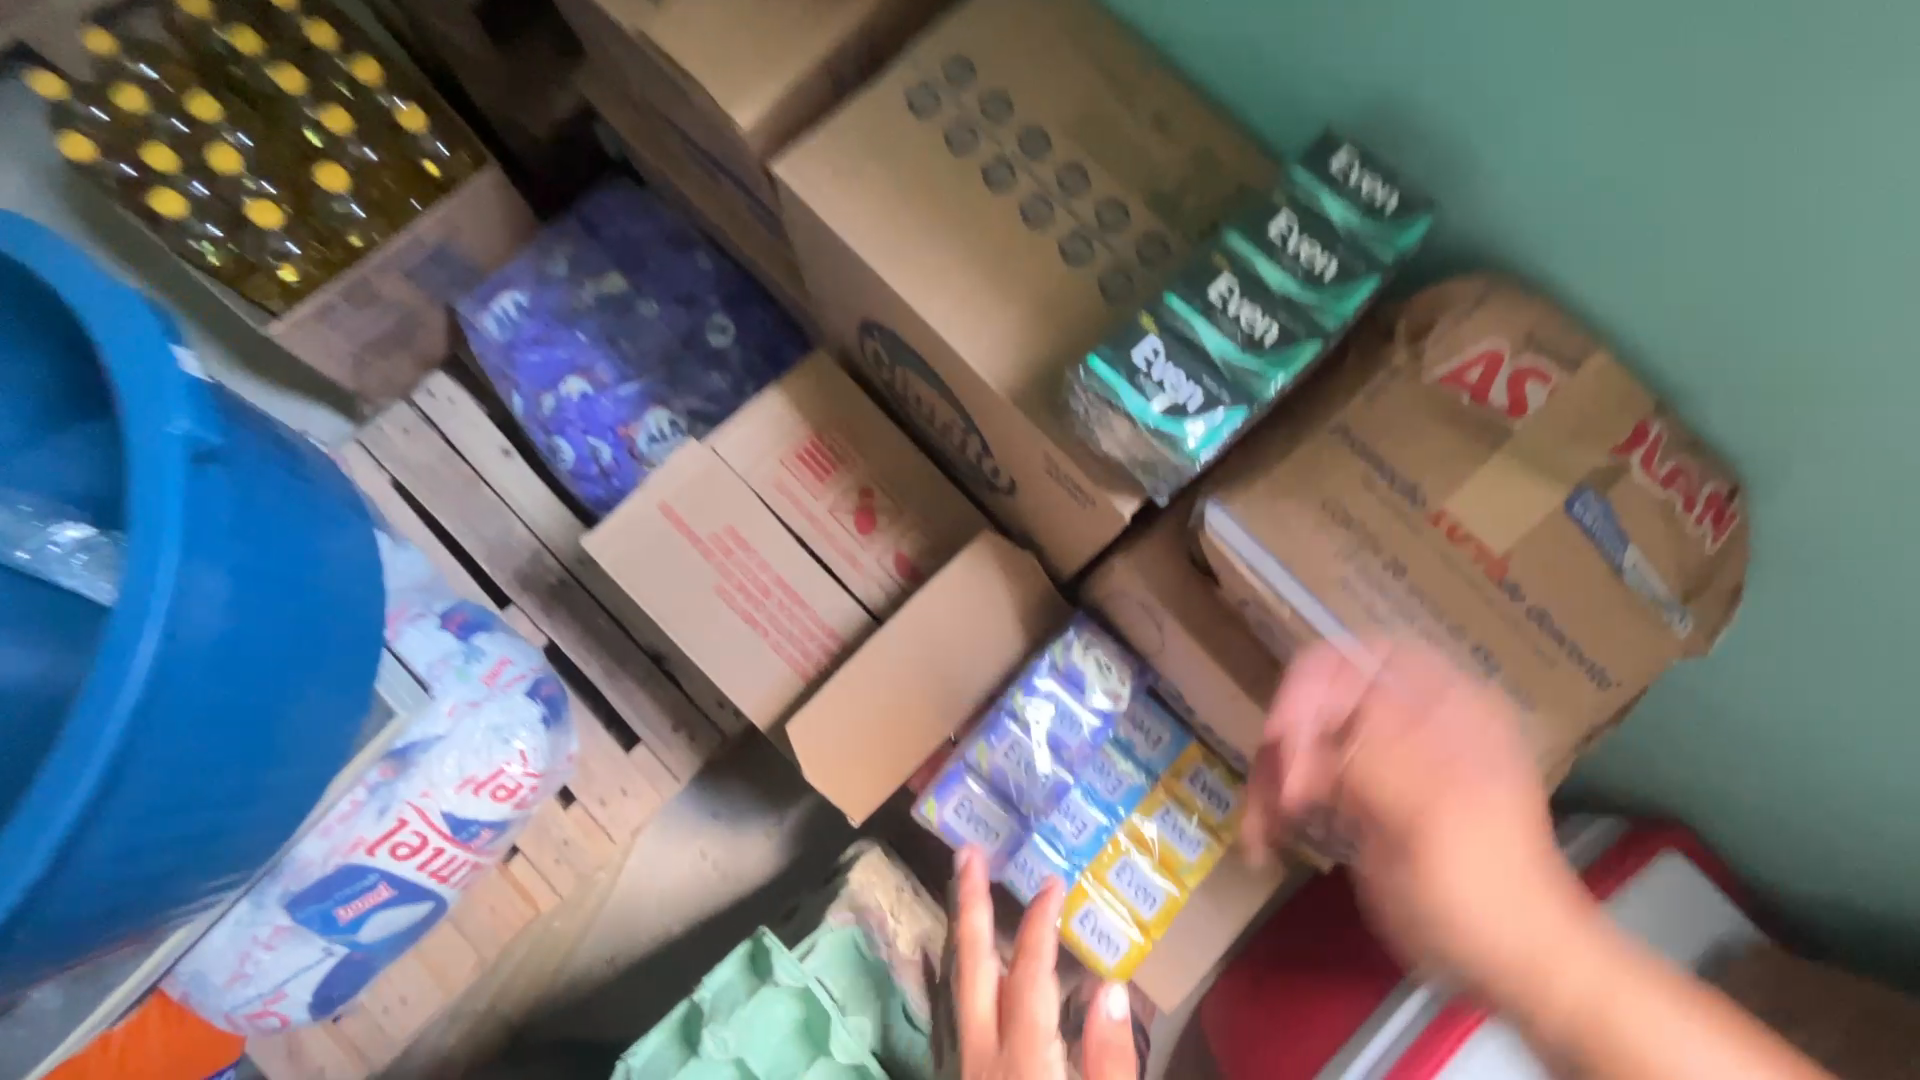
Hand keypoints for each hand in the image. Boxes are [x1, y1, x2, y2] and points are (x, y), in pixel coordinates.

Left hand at [947, 847, 1137, 1079]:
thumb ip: (1111, 1060)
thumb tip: (1111, 989)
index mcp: (1023, 1062)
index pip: (1029, 975)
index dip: (1039, 924)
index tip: (1053, 882)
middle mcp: (982, 1056)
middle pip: (972, 967)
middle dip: (971, 906)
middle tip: (968, 853)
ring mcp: (966, 1068)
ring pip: (961, 987)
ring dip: (967, 935)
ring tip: (972, 891)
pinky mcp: (964, 1076)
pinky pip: (963, 1010)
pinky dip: (972, 970)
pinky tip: (984, 961)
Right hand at [1241, 639, 1598, 1000]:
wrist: (1513, 961)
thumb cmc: (1483, 886)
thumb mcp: (1435, 813)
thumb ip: (1372, 755)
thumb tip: (1304, 731)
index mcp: (1443, 706)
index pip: (1359, 659)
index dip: (1313, 684)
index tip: (1284, 735)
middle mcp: (1405, 721)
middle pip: (1316, 700)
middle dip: (1286, 746)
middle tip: (1280, 798)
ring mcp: (1379, 758)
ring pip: (1297, 741)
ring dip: (1269, 781)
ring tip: (1263, 830)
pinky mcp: (1357, 795)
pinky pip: (1298, 779)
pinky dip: (1273, 805)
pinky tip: (1266, 839)